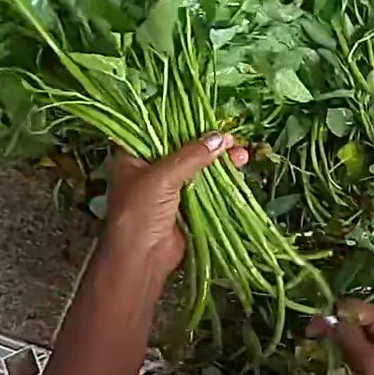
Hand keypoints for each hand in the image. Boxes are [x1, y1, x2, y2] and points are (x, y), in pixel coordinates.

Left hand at [103, 132, 249, 280]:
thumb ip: (191, 155)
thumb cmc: (139, 212)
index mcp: (132, 155)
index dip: (182, 120)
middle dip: (208, 142)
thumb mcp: (162, 177)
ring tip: (241, 154)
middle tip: (232, 138)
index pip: (158, 128)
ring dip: (219, 160)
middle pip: (182, 147)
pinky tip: (237, 169)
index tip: (208, 116)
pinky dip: (221, 178)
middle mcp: (149, 167)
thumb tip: (220, 138)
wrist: (142, 258)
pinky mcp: (184, 203)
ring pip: (197, 166)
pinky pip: (205, 185)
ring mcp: (168, 186)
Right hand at [307, 299, 373, 374]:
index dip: (331, 316)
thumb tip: (326, 319)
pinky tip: (347, 365)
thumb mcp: (370, 363)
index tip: (311, 332)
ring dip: (344, 343)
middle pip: (358, 319)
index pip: (355, 307)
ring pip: (361, 334)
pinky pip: (367, 347)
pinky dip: (354, 353)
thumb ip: (348, 338)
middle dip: (336, 329)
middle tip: (315, 345)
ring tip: (330, 356)